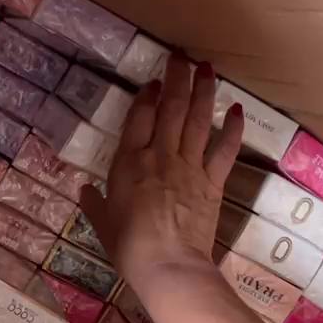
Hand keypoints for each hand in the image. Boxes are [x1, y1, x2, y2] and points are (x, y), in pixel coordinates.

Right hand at [79, 55, 240, 290]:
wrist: (168, 265)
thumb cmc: (128, 246)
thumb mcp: (102, 223)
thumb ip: (95, 202)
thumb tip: (84, 190)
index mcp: (128, 163)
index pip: (140, 118)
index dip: (147, 95)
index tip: (152, 80)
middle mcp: (160, 156)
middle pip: (171, 108)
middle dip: (176, 78)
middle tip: (180, 56)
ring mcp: (189, 167)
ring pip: (197, 120)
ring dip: (203, 92)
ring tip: (207, 68)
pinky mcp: (212, 182)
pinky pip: (224, 150)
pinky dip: (232, 129)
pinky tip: (237, 110)